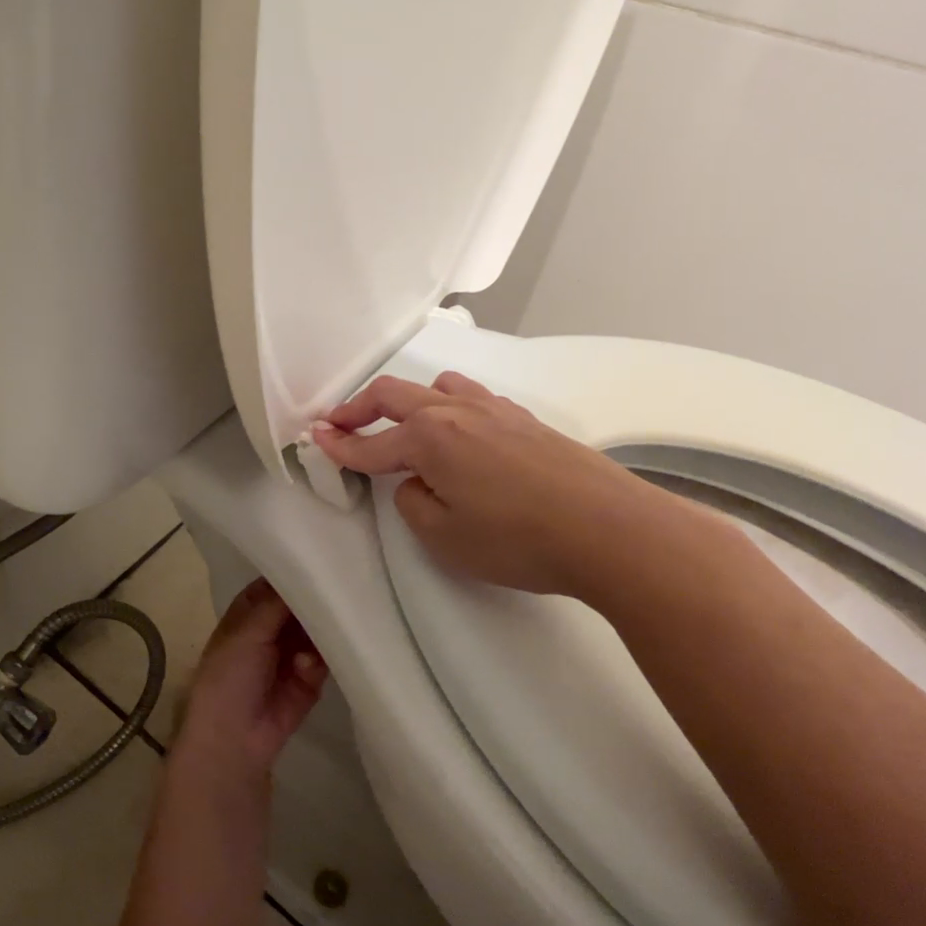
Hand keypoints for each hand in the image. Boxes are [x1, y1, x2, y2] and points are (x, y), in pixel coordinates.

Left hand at [175, 579, 327, 775]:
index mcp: (248, 612)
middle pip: (301, 605)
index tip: (325, 556)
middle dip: (319, 598)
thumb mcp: (247, 632)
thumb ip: (276, 602)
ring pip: (317, 629)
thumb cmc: (229, 677)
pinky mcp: (310, 679)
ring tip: (337, 618)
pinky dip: (326, 655)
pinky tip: (314, 660)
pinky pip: (327, 657)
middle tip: (345, 582)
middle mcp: (271, 628)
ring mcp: (292, 653)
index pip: (276, 583)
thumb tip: (303, 569)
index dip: (296, 571)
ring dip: (325, 626)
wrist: (234, 739)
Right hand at [312, 372, 710, 601]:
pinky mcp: (528, 421)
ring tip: (403, 421)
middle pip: (396, 395)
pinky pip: (475, 399)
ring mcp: (497, 411)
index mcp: (429, 438)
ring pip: (440, 387)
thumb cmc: (518, 539)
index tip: (316, 439)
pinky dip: (450, 408)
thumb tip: (418, 483)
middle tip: (339, 421)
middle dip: (360, 407)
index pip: (371, 443)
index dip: (340, 445)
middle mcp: (458, 412)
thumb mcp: (444, 537)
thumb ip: (414, 504)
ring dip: (410, 399)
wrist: (610, 529)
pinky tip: (463, 434)